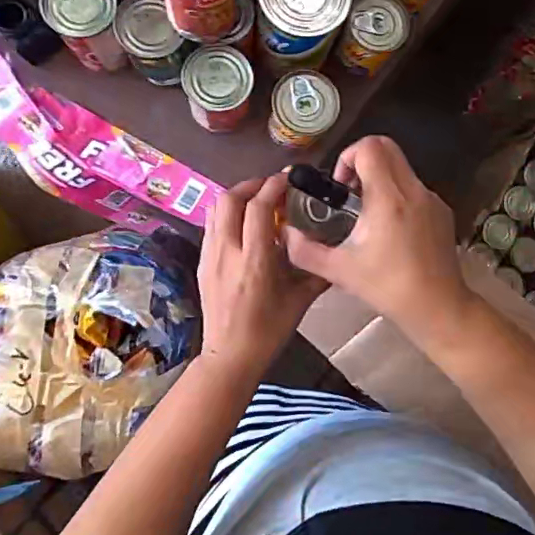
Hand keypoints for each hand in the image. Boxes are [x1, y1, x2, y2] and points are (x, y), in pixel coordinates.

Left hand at [197, 171, 328, 373]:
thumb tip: (333, 251)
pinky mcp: (201, 263)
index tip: (288, 179)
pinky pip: (210, 226)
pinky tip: (242, 225)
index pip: (258, 208)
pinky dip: (226, 215)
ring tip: (255, 201)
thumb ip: (317, 271)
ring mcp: (210, 256)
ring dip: (235, 197)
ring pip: (214, 209)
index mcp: (254, 261)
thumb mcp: (300, 301)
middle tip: (270, 188)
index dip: (273, 186)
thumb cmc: (268, 330)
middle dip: (251, 185)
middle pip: (229, 199)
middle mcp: (227, 252)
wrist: (229, 356)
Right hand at [283, 136, 473, 335]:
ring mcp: (431, 199)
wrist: (438, 307)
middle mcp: (413, 191)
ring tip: (366, 213)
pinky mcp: (442, 211)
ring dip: (379, 177)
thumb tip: (287, 234)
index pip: (370, 148)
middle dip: (362, 160)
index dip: (348, 156)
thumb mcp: (338, 271)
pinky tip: (389, 228)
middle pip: (387, 147)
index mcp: (388, 199)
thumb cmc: (387, 287)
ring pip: (401, 167)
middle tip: (349, 190)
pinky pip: (414, 187)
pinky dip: (396, 193)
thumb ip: (305, 251)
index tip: (340, 185)